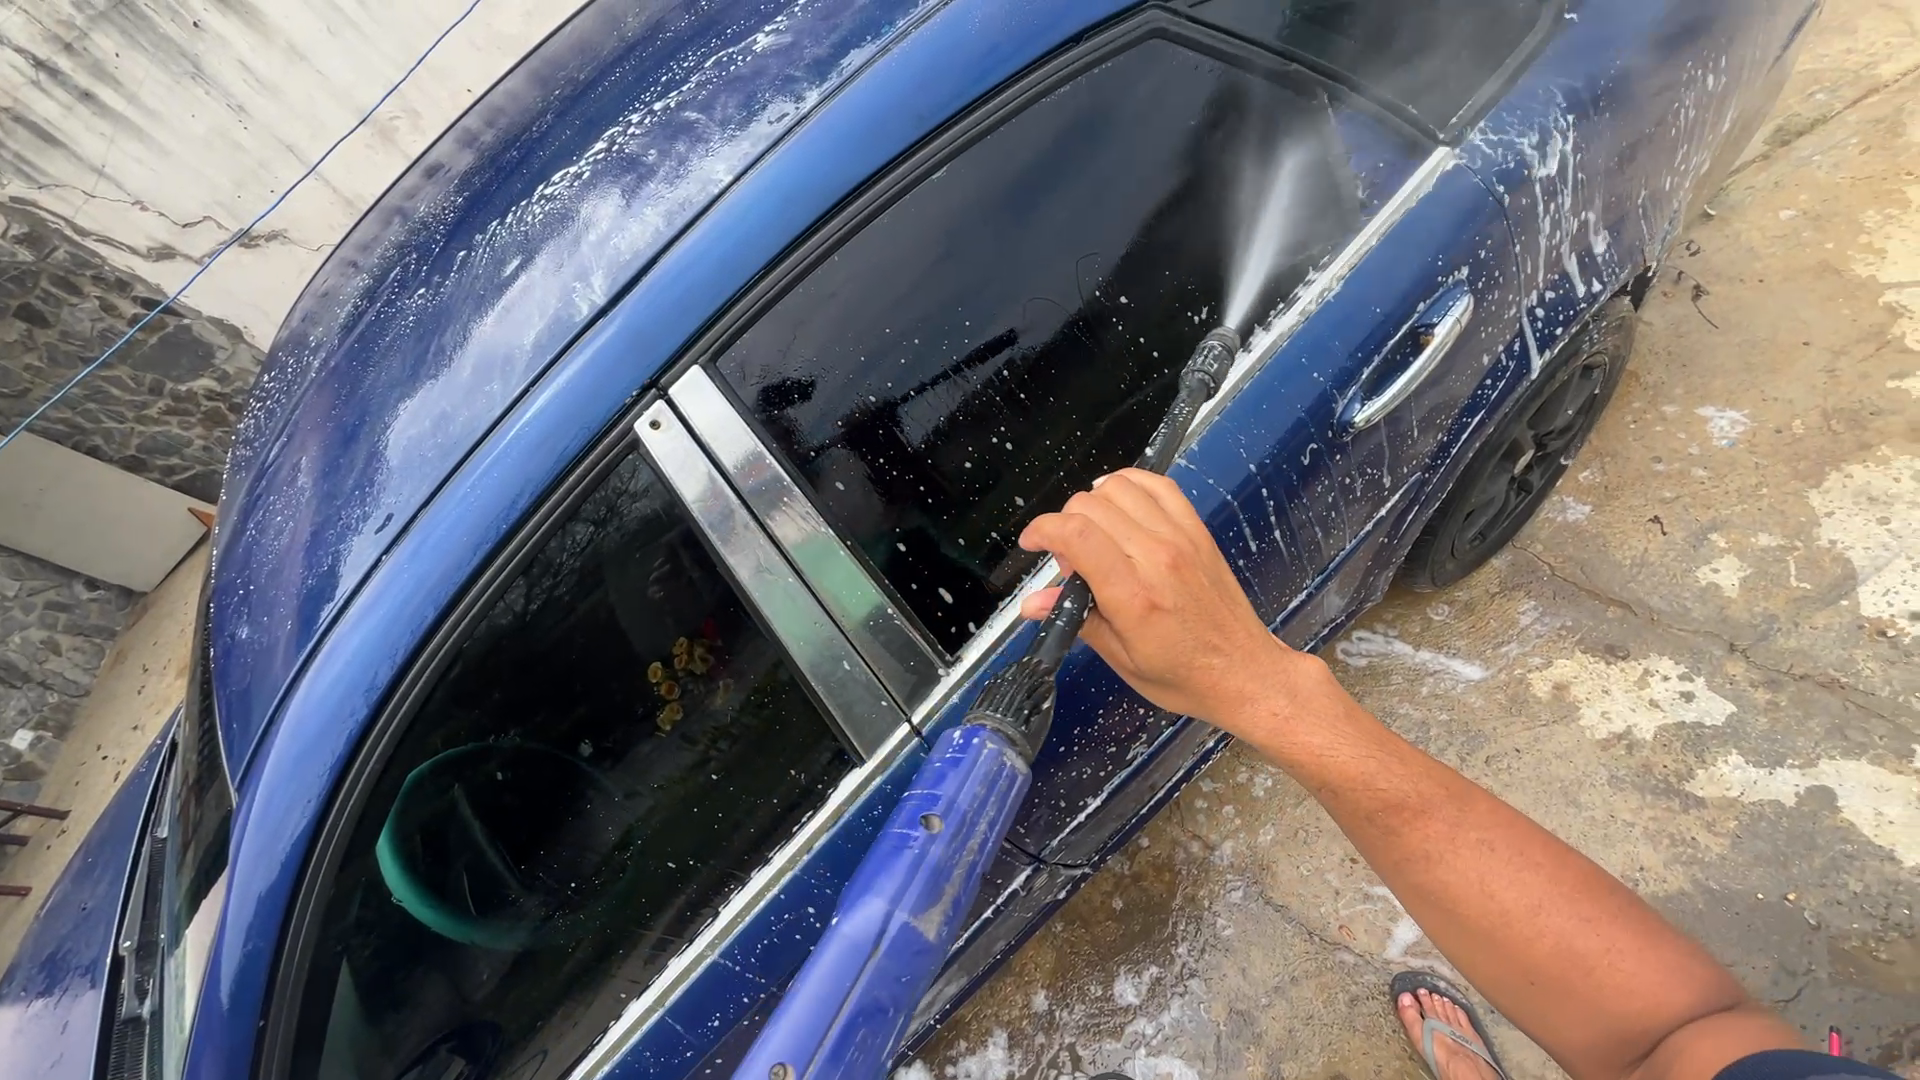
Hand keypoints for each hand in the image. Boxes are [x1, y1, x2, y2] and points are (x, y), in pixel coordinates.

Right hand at [1017, 469, 1327, 733]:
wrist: (1244, 672)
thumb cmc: (1181, 675)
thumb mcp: (1120, 657)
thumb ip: (1075, 619)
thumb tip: (1031, 603)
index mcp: (1132, 594)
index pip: (1076, 534)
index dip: (1042, 529)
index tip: (1032, 544)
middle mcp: (1156, 556)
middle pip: (1090, 504)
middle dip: (1064, 523)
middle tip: (1071, 560)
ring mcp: (1180, 537)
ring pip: (1118, 486)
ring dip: (1093, 502)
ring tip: (1095, 535)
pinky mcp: (1196, 529)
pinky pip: (1157, 484)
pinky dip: (1129, 485)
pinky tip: (1120, 508)